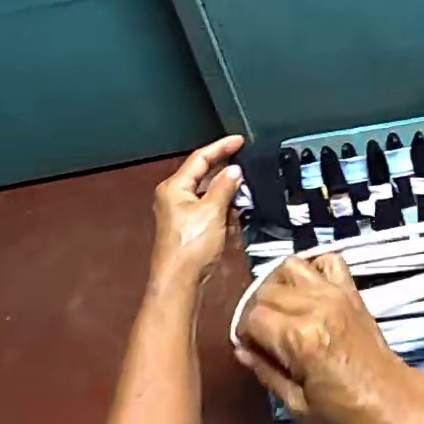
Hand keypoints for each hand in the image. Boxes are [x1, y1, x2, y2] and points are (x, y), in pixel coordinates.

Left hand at [150, 134, 245, 286]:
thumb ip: (224, 187)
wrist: (179, 282)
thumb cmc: (190, 245)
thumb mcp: (211, 211)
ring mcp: (182, 212)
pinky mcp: (190, 227)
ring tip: (246, 191)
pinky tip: (236, 213)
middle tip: (248, 165)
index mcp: (175, 187)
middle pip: (204, 175)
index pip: (200, 158)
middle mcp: (175, 196)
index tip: (240, 140)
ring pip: (209, 193)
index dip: (221, 147)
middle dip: (226, 173)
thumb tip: (235, 170)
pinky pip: (210, 209)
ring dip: (227, 193)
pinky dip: (224, 209)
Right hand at [233, 253, 423, 423]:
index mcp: (300, 337)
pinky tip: (309, 291)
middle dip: (256, 311)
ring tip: (282, 310)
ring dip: (279, 285)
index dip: (244, 333)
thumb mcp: (296, 404)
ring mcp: (336, 293)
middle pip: (266, 290)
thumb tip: (241, 349)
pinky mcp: (351, 289)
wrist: (391, 400)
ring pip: (290, 267)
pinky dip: (314, 268)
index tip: (251, 348)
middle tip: (264, 334)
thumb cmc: (344, 411)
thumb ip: (265, 371)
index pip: (253, 317)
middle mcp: (316, 306)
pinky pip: (327, 260)